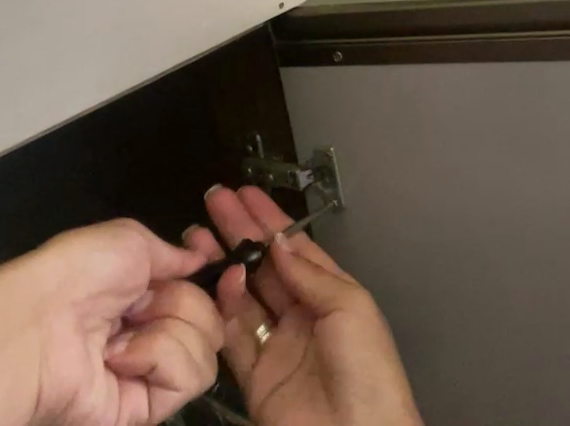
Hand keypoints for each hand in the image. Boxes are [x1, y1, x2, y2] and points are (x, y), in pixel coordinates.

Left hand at [0, 219, 220, 425]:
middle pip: (212, 319)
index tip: (225, 269)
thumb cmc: (81, 272)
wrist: (40, 324)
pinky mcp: (145, 409)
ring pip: (207, 348)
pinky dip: (161, 358)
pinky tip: (121, 356)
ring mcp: (150, 373)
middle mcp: (153, 333)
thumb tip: (201, 261)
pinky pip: (187, 379)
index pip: (205, 292)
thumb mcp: (131, 239)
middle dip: (187, 302)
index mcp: (148, 293)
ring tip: (125, 333)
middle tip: (145, 301)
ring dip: (173, 329)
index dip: (219, 281)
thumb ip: (173, 253)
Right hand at [186, 187, 422, 425]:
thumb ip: (309, 274)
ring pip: (244, 295)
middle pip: (265, 265)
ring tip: (201, 235)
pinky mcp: (255, 375)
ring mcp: (277, 344)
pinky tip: (218, 280)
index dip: (269, 220)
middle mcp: (303, 314)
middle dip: (240, 232)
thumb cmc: (368, 370)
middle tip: (216, 201)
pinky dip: (222, 307)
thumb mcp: (350, 307)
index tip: (246, 194)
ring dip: (224, 264)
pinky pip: (232, 335)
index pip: (295, 248)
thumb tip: (279, 241)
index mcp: (332, 294)